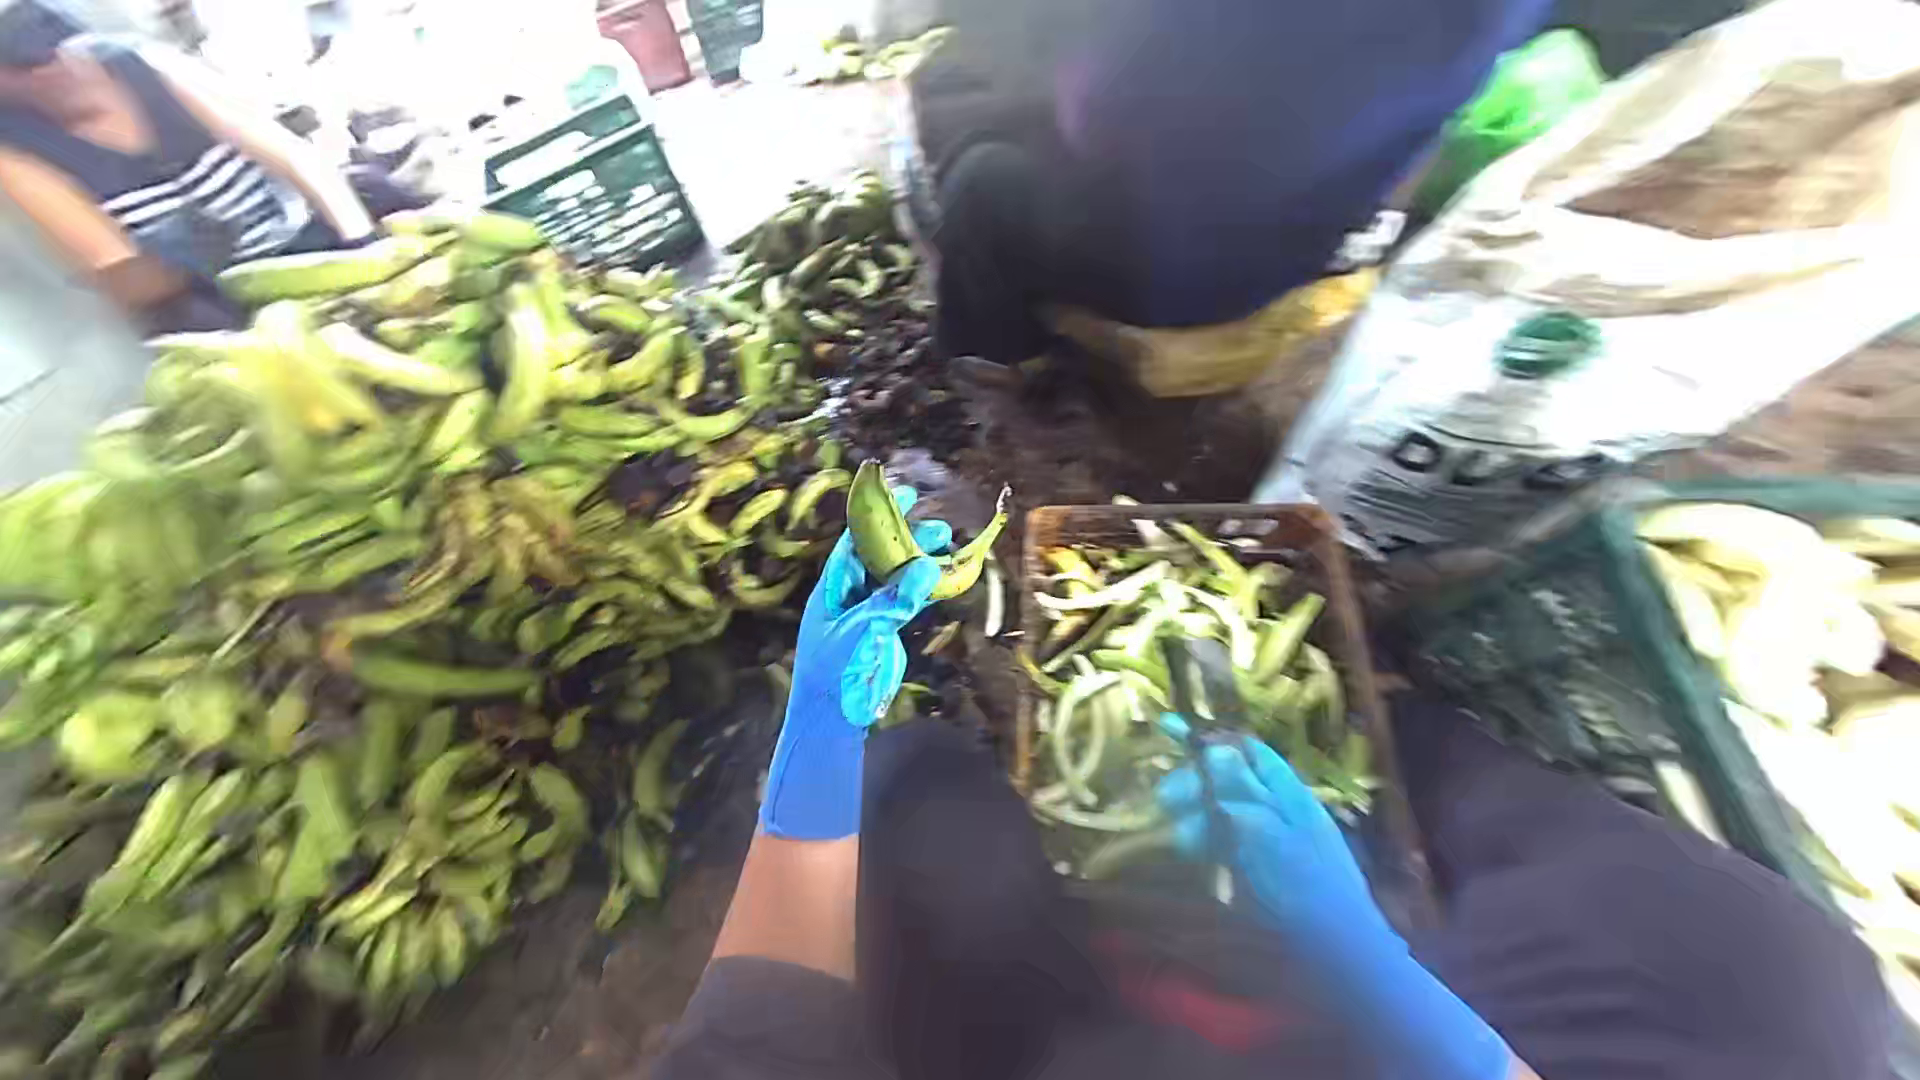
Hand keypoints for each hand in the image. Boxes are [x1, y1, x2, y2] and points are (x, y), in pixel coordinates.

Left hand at [760, 486, 950, 839]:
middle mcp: (850, 594)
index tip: (902, 494)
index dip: (879, 517)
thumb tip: (926, 567)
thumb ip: (892, 601)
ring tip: (948, 548)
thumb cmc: (834, 673)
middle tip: (939, 528)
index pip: (856, 542)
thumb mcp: (860, 632)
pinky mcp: (884, 629)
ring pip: (896, 577)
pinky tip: (941, 577)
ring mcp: (867, 611)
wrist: (832, 718)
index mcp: (833, 587)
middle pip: (880, 556)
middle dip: (907, 539)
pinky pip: (906, 599)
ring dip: (919, 562)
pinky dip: (923, 587)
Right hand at [1156, 725, 1512, 1079]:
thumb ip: (1240, 790)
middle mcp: (1280, 809)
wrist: (1341, 960)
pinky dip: (1207, 843)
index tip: (1170, 728)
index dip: (1209, 738)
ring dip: (1196, 816)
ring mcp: (1270, 839)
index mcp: (1289, 794)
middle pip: (1228, 778)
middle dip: (1195, 783)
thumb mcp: (1269, 832)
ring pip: (1222, 810)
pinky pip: (1225, 841)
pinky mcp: (1260, 867)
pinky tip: (1197, 856)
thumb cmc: (1305, 889)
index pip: (1246, 750)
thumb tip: (1214, 747)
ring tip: (1184, 840)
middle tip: (1167, 799)